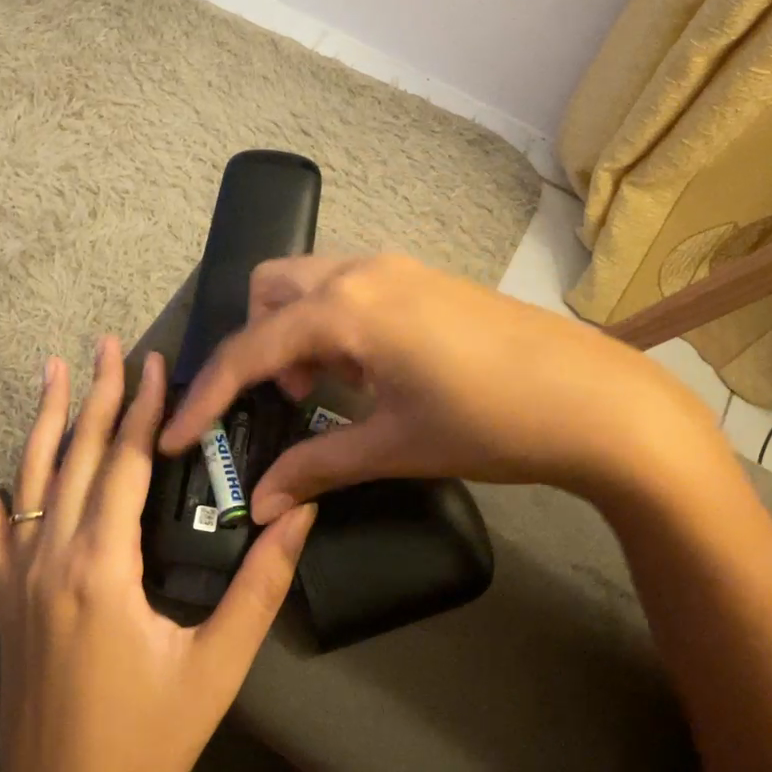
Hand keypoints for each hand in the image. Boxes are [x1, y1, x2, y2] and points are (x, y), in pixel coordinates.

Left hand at [0, 337, 317, 771]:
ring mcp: (19, 576)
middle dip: (101, 395)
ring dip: (45, 417)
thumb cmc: (147, 737)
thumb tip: (298, 511)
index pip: (128, 464)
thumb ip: (259, 587)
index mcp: (103, 566)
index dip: (145, 408)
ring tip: (54, 366)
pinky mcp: (3, 598)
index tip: (157, 360)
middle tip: (111, 342)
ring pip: (31, 476)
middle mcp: (53, 556)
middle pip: (81, 456)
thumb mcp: (216, 667)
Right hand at [158, 255, 721, 520]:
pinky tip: (368, 370)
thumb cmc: (488, 421)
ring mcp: (396, 267)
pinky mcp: (422, 277)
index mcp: (345, 308)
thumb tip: (263, 503)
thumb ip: (318, 465)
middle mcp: (361, 271)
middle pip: (270, 288)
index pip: (251, 348)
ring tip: (329, 388)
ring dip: (296, 329)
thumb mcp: (394, 446)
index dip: (207, 395)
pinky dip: (334, 321)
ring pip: (310, 281)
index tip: (177, 435)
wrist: (593, 398)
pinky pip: (350, 286)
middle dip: (256, 342)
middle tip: (285, 397)